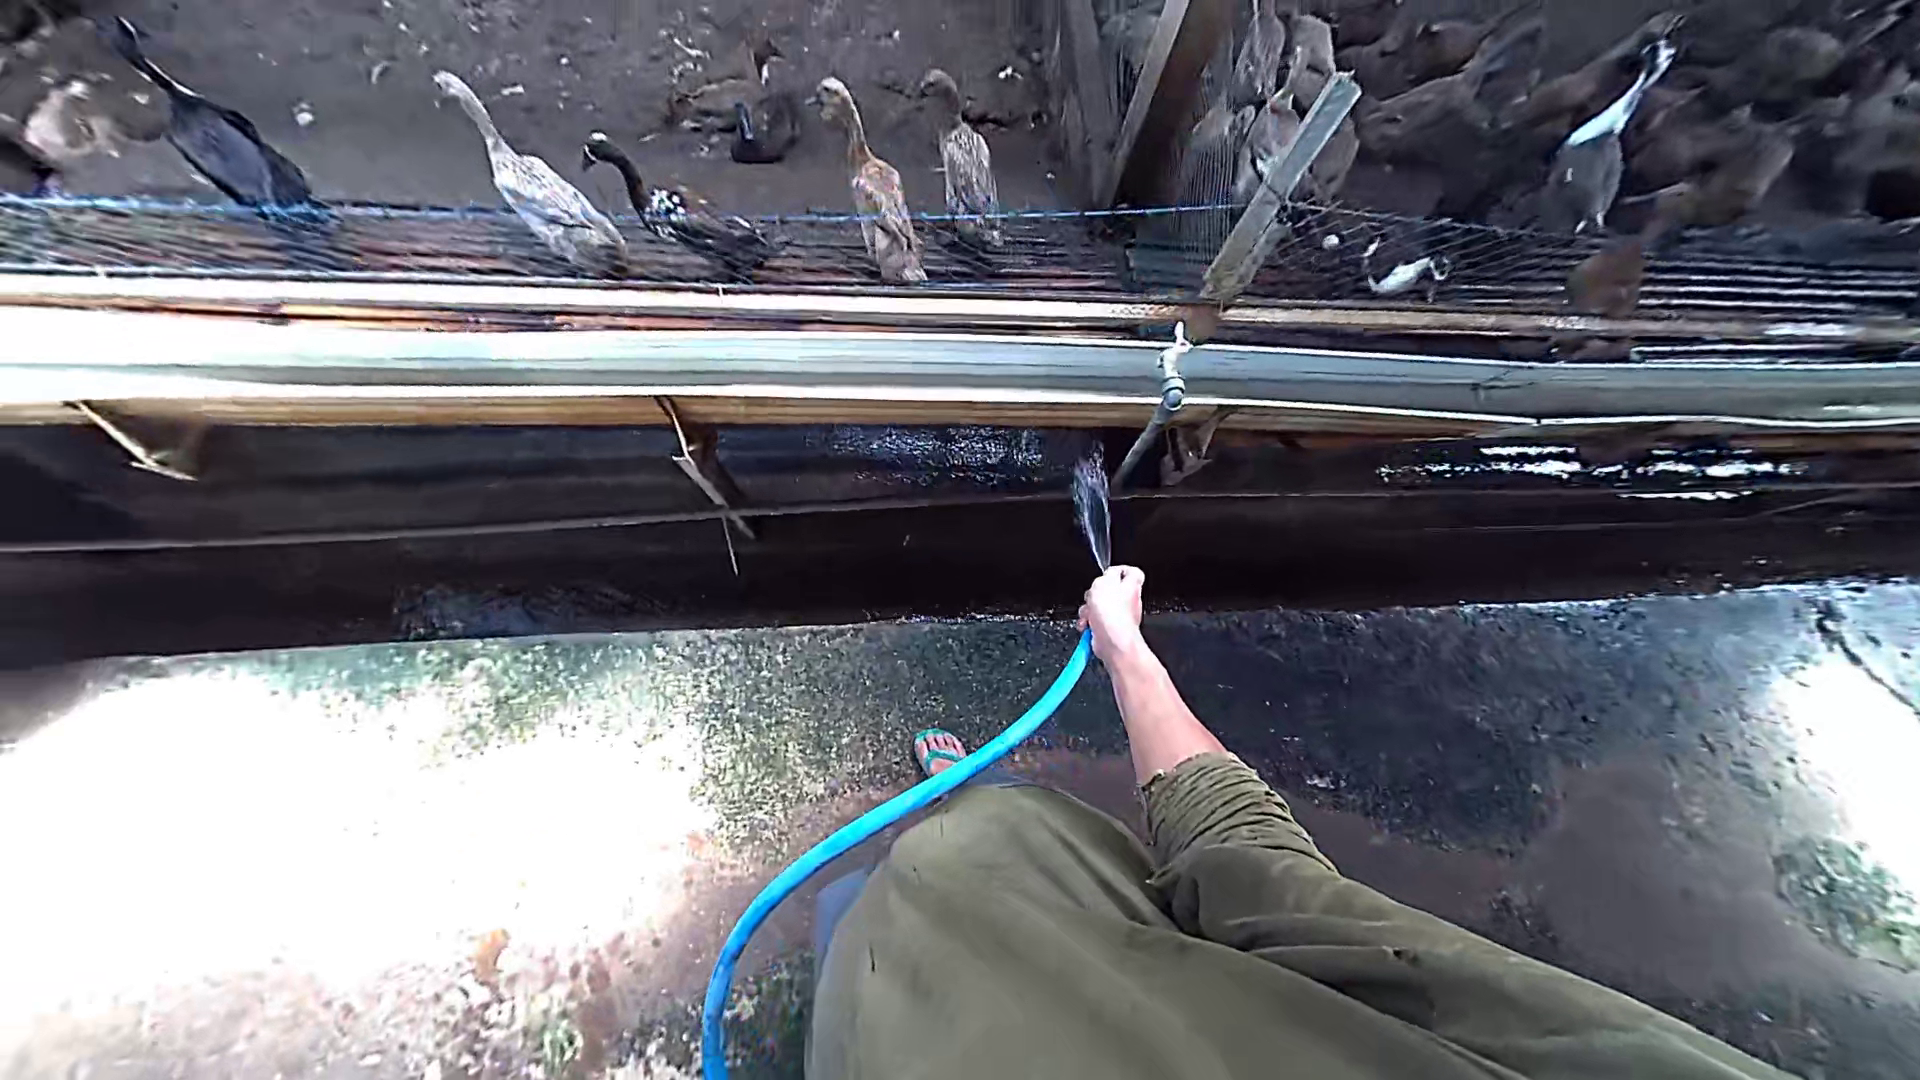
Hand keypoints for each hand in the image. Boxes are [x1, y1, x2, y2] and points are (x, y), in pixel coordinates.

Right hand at [1078, 565, 1145, 663]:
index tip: (1108, 573)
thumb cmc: (1112, 613)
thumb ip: (1108, 574)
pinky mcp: (1108, 628)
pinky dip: (1088, 622)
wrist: (1111, 640)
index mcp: (1131, 586)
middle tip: (1093, 596)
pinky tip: (1088, 625)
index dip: (1119, 570)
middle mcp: (1127, 601)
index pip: (1132, 573)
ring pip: (1098, 606)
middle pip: (1108, 590)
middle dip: (1095, 593)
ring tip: (1089, 614)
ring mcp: (1118, 615)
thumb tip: (1108, 573)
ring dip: (1088, 610)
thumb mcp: (1105, 581)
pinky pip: (1094, 620)